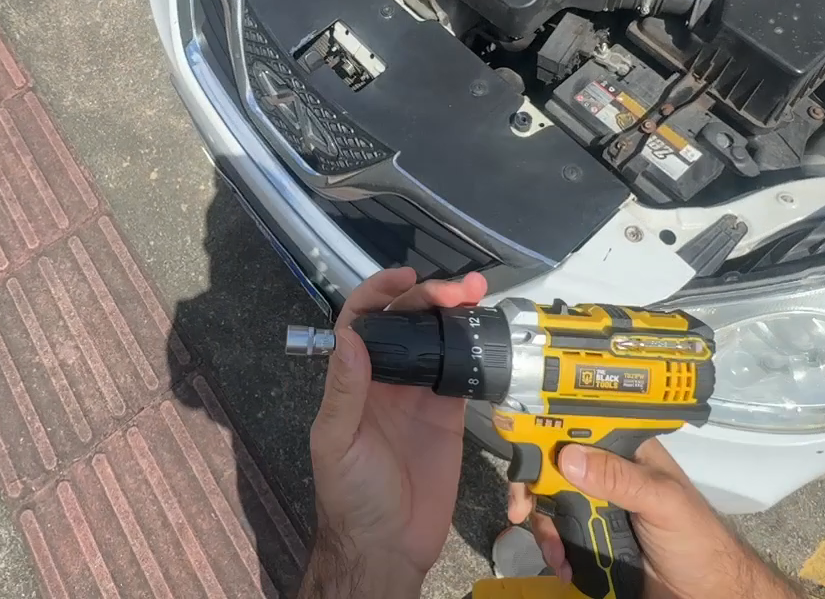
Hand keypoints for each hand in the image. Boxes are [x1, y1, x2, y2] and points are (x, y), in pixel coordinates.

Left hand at [297, 267, 489, 598]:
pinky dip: (473, 346)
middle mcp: (387, 374)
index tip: (405, 277)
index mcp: (355, 375)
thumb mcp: (337, 441)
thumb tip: (348, 335)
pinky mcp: (449, 411)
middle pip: (406, 320)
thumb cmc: (351, 494)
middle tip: (456, 290)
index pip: (364, 319)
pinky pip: (461, 368)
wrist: (389, 548)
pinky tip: (486, 329)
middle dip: (428, 296)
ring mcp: (419, 391)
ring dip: (454, 312)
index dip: (380, 291)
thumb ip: (345, 390)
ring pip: (436, 337)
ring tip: (475, 292)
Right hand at [509, 440, 800, 598]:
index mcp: (622, 448)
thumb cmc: (698, 539)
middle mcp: (604, 470)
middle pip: (553, 464)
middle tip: (520, 508)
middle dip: (533, 485)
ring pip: (552, 501)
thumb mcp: (662, 502)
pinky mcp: (592, 538)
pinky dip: (554, 549)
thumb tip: (566, 456)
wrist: (713, 598)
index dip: (545, 429)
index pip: (577, 425)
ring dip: (544, 525)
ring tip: (554, 553)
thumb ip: (618, 478)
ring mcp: (596, 505)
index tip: (521, 447)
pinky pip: (560, 534)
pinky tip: (563, 566)